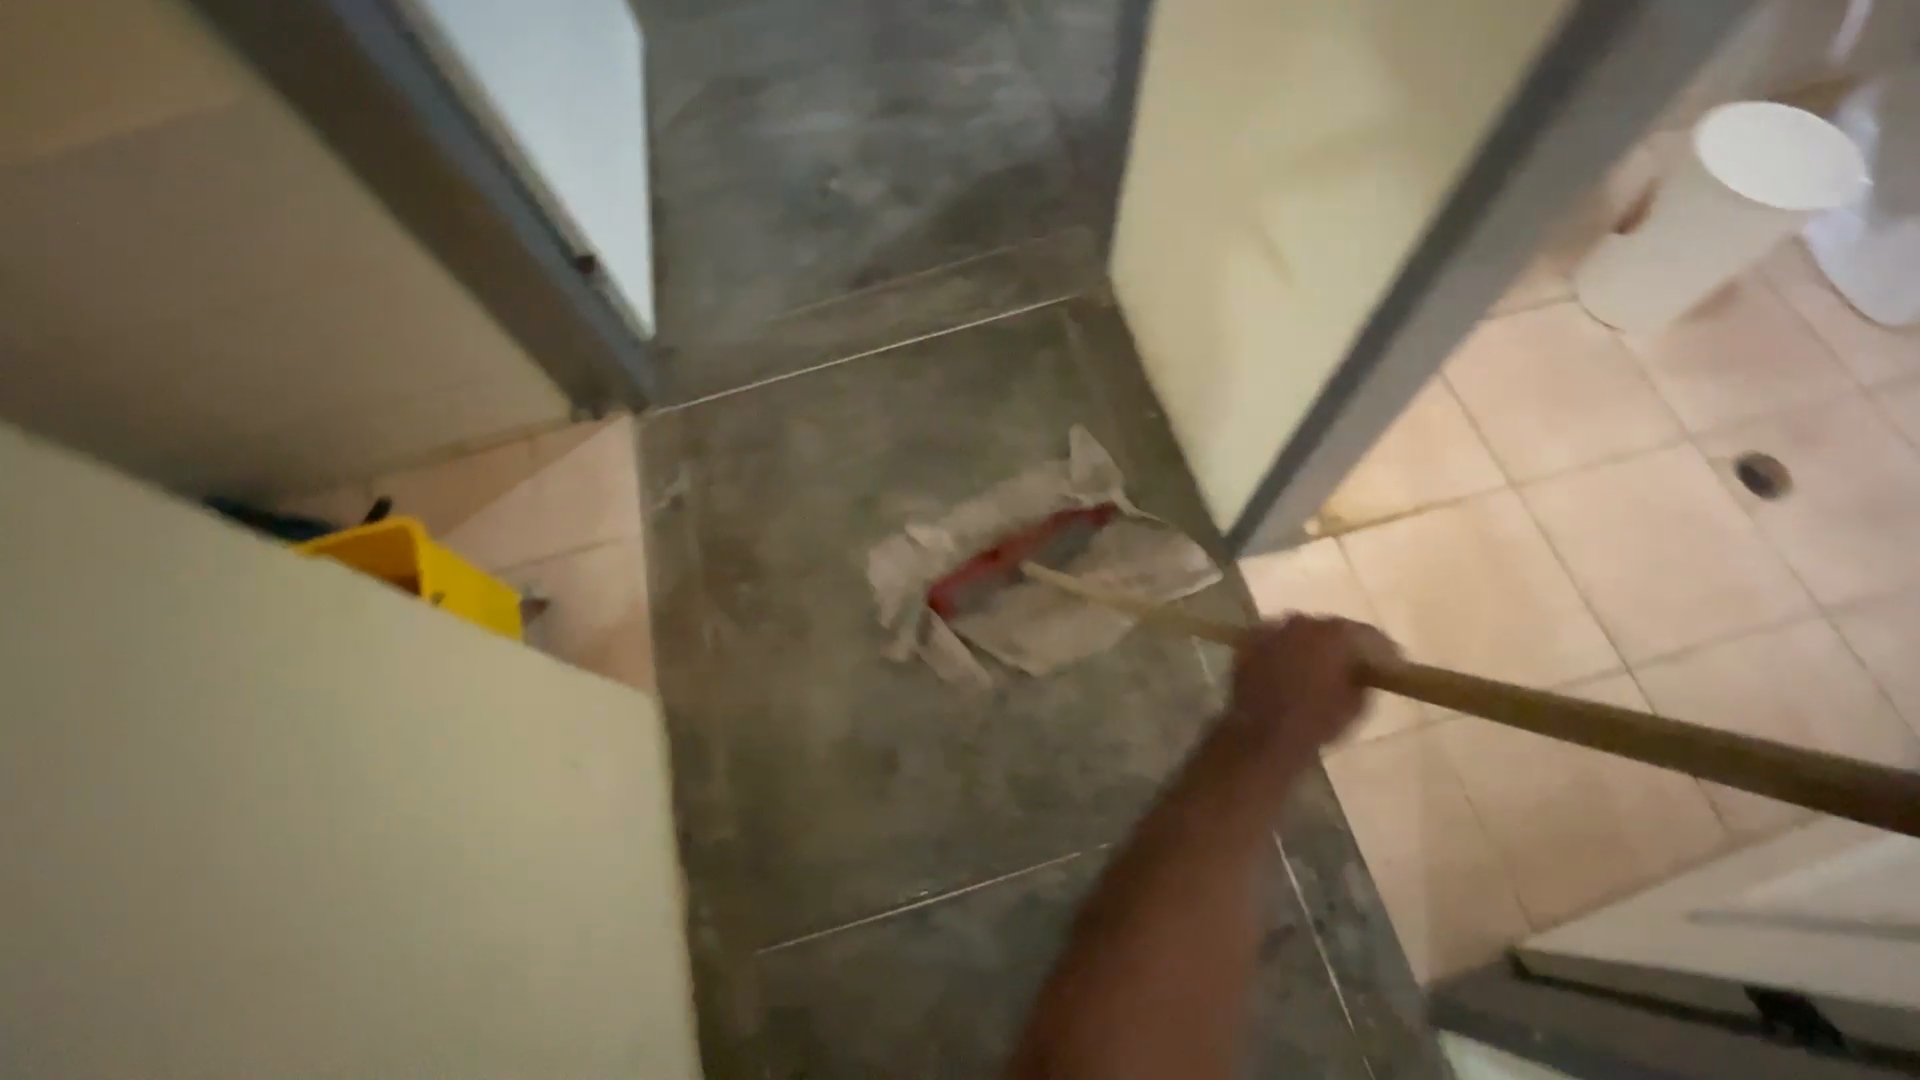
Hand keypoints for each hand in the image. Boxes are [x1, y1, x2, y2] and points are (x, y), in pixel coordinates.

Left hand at [1227, 615, 1397, 760]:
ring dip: (1313, 645)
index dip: (1383, 652)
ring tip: (1319, 666)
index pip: (1369, 635)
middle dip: (1344, 645)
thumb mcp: (1357, 705)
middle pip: (1333, 629)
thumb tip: (1366, 673)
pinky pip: (1276, 640)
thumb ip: (1365, 680)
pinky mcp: (1251, 641)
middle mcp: (1305, 622)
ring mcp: (1274, 629)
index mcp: (1338, 635)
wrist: (1263, 734)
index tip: (1391, 665)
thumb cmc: (1316, 722)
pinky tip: (1290, 666)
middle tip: (1353, 665)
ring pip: (1303, 631)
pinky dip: (1286, 649)